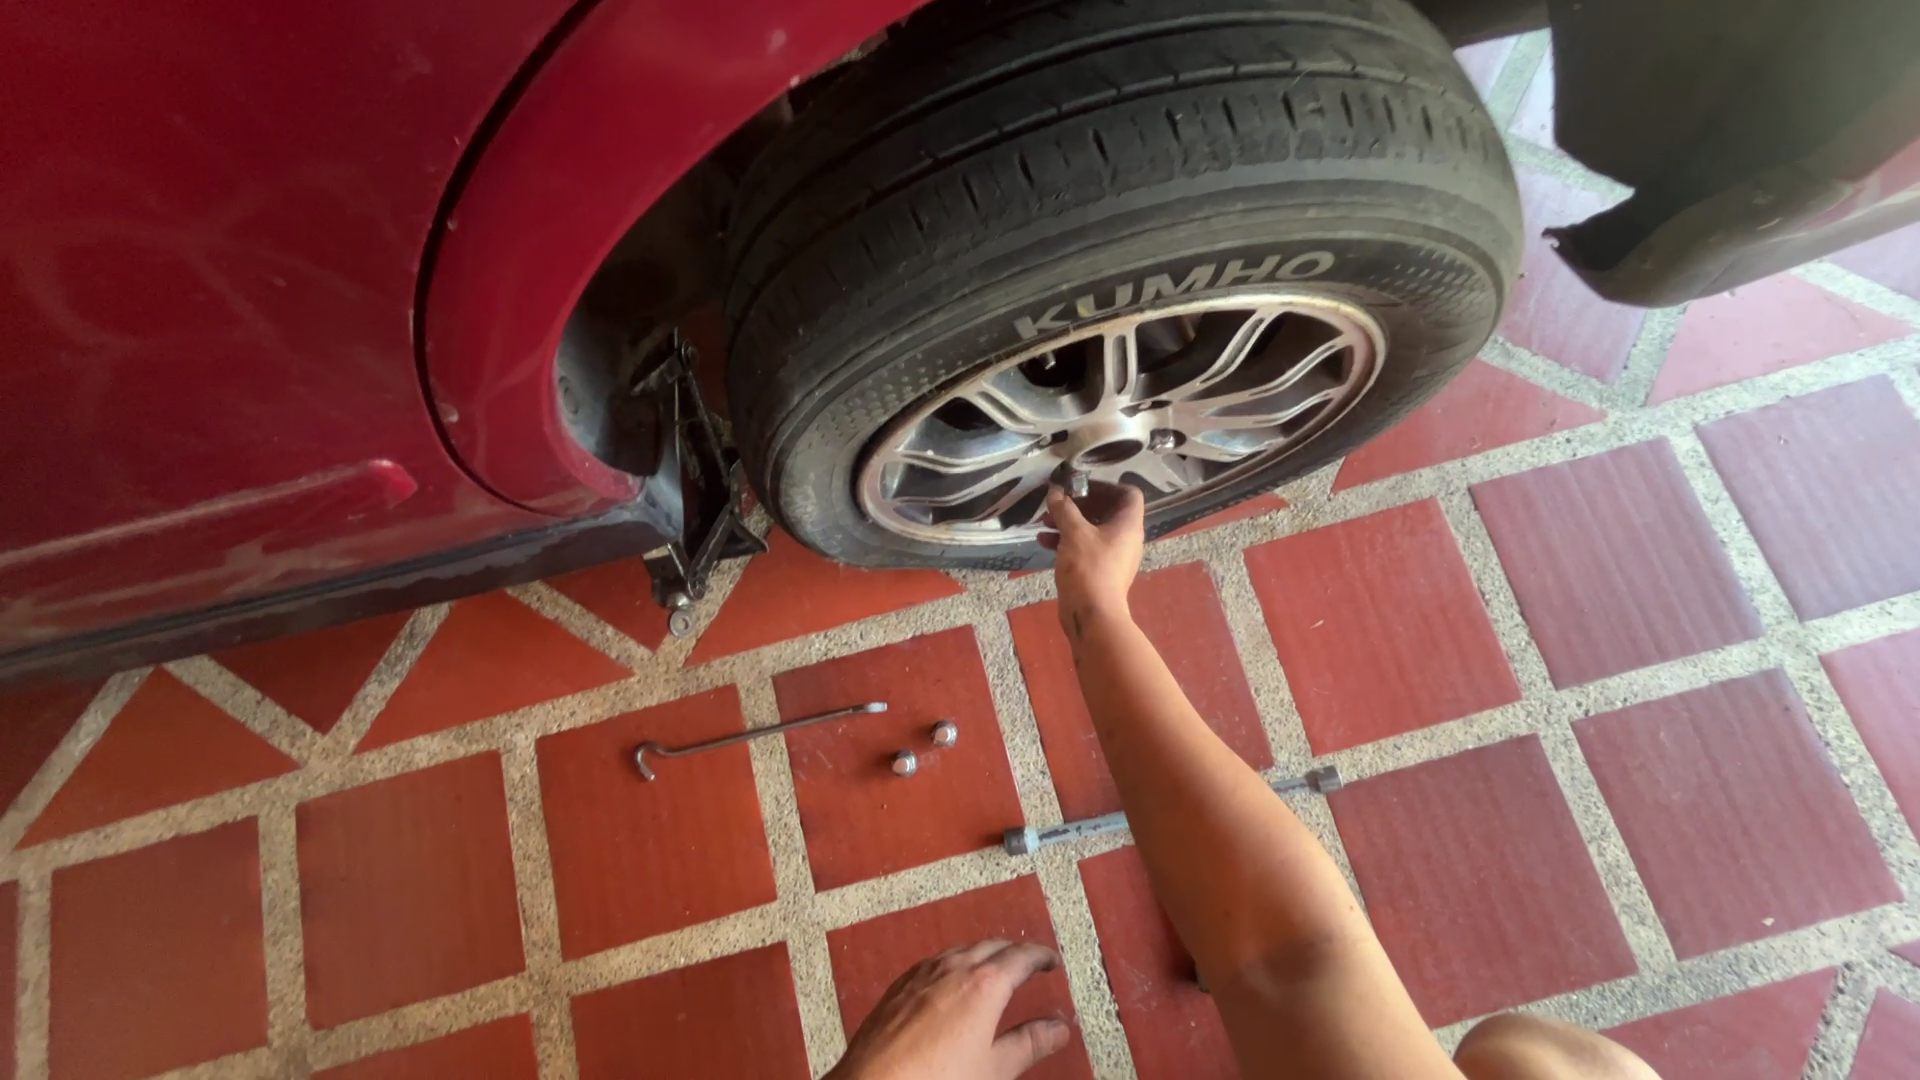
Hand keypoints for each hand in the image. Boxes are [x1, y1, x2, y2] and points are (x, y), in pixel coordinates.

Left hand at [827, 940, 1070, 1079]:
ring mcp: (923, 973)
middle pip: (992, 946)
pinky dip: (954, 964)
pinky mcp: (900, 985)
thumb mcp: (994, 1071)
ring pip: (962, 950)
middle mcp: (954, 967)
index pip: (1021, 957)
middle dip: (1013, 952)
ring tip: (994, 971)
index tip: (1051, 961)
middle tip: (1028, 965)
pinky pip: (936, 962)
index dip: (1040, 956)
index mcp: (984, 984)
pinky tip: (952, 983)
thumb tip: (1058, 1028)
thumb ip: (1028, 1044)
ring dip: (983, 954)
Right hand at [1040, 481, 1144, 631]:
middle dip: (1079, 505)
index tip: (1081, 487)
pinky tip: (1044, 542)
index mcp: (1128, 525)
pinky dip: (1067, 541)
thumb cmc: (1088, 567)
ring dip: (1069, 522)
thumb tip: (1055, 492)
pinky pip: (1085, 548)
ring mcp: (1113, 557)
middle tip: (1057, 503)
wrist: (1092, 614)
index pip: (1128, 494)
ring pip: (1092, 530)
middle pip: (1106, 511)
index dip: (1106, 486)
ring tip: (1044, 521)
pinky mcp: (1100, 571)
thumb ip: (1064, 508)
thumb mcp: (1074, 532)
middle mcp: (1125, 538)